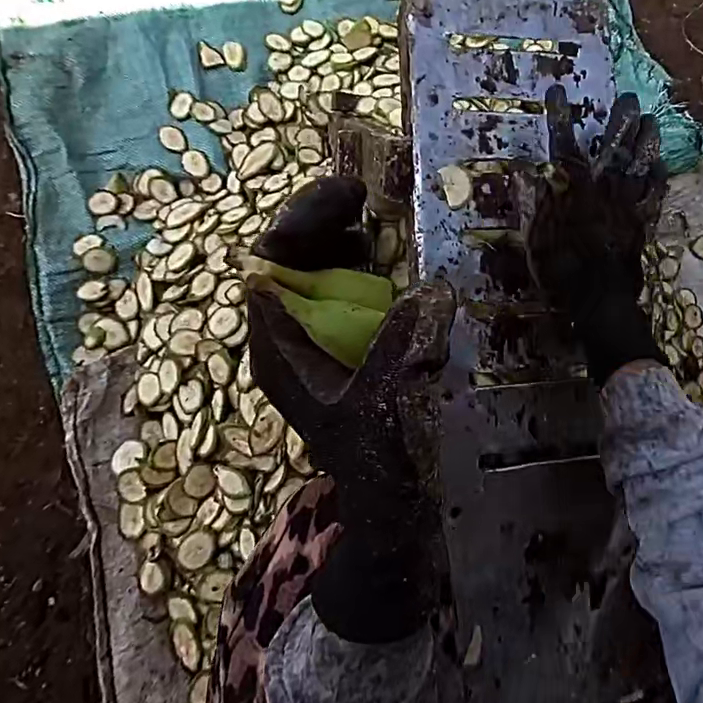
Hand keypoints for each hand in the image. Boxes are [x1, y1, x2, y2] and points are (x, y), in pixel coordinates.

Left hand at [248, 177, 452, 643]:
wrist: (396, 508)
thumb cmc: (380, 463)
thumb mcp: (385, 407)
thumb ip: (400, 350)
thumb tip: (430, 292)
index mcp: (280, 343)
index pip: (272, 261)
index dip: (304, 219)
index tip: (351, 195)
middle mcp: (295, 330)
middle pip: (298, 254)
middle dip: (331, 220)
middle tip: (373, 195)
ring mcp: (326, 332)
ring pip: (329, 264)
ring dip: (357, 235)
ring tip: (394, 216)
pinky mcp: (357, 337)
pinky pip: (361, 284)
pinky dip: (382, 263)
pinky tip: (413, 256)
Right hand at [517, 87, 668, 384]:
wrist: (602, 304)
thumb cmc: (563, 275)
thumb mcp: (537, 243)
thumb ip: (534, 205)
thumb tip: (525, 173)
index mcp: (573, 196)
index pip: (564, 150)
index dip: (560, 121)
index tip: (558, 94)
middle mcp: (603, 195)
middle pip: (612, 152)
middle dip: (619, 123)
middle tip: (629, 98)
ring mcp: (626, 209)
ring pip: (638, 168)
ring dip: (645, 143)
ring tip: (652, 120)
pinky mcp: (641, 225)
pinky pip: (653, 196)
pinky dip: (658, 178)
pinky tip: (661, 165)